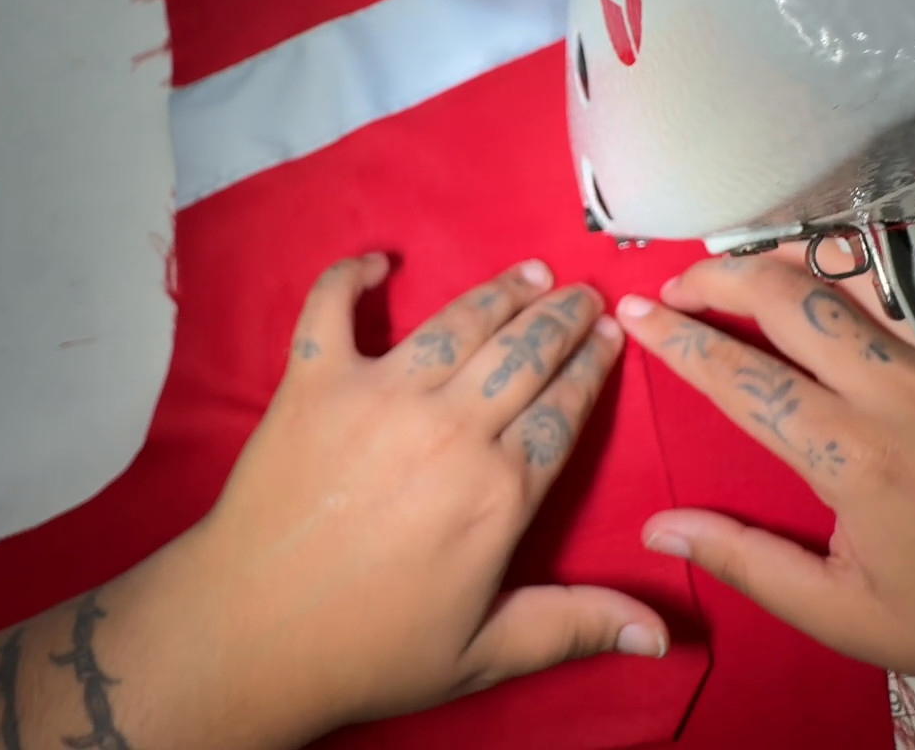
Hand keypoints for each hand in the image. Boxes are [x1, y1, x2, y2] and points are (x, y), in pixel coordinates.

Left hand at [113, 254, 667, 746]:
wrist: (249, 630)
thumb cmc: (368, 646)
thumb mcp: (483, 653)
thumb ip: (573, 626)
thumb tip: (665, 633)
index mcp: (497, 489)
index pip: (563, 411)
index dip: (592, 370)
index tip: (610, 337)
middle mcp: (447, 426)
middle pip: (523, 355)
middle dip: (561, 320)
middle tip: (582, 294)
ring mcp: (376, 393)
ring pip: (456, 324)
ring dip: (499, 293)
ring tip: (529, 272)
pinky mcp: (313, 379)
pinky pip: (332, 308)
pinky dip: (349, 277)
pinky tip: (377, 260)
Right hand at [617, 256, 914, 749]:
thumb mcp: (851, 618)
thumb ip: (746, 561)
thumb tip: (660, 525)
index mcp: (857, 459)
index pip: (739, 377)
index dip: (676, 339)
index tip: (635, 315)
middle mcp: (904, 394)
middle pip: (788, 297)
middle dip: (715, 277)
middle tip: (676, 285)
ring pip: (851, 272)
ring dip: (780, 259)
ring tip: (737, 269)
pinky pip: (911, 287)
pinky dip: (852, 267)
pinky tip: (826, 275)